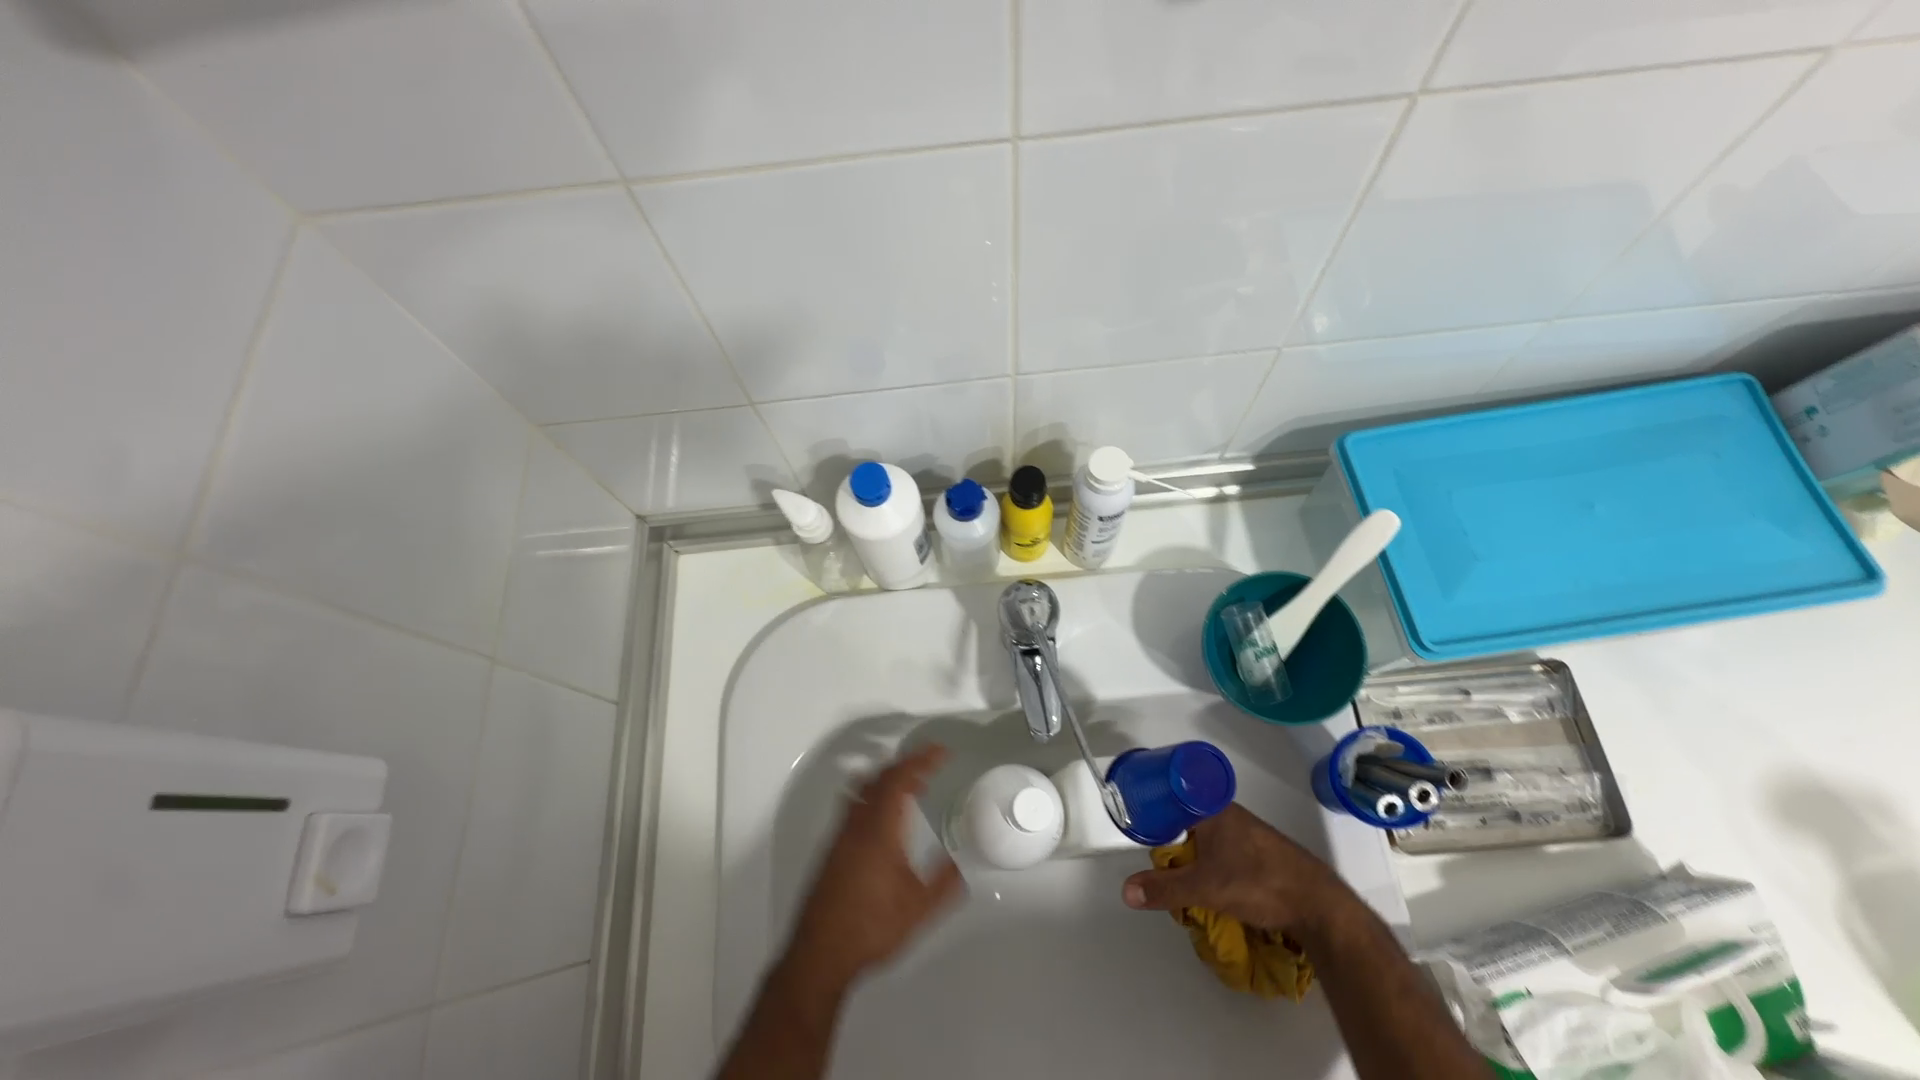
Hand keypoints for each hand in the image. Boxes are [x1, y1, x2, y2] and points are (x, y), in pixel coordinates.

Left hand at [785, 744, 964, 988]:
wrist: (820, 953)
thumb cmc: (872, 927)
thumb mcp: (920, 908)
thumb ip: (945, 881)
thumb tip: (960, 860)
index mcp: (880, 830)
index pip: (899, 780)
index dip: (921, 760)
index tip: (941, 752)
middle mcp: (856, 825)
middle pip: (878, 777)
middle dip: (905, 764)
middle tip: (929, 764)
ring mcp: (839, 836)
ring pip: (862, 789)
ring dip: (886, 777)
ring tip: (909, 784)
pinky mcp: (830, 850)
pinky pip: (852, 804)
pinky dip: (871, 794)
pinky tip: (881, 814)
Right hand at [1121, 803, 1352, 938]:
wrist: (1319, 906)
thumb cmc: (1259, 884)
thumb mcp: (1204, 889)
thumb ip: (1164, 888)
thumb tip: (1126, 890)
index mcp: (1214, 810)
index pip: (1173, 797)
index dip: (1153, 807)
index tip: (1136, 823)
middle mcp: (1231, 815)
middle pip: (1188, 818)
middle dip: (1169, 836)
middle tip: (1152, 856)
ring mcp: (1249, 834)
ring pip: (1207, 836)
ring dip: (1191, 852)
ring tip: (1175, 872)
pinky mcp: (1262, 854)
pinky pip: (1224, 850)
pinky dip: (1210, 862)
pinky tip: (1208, 881)